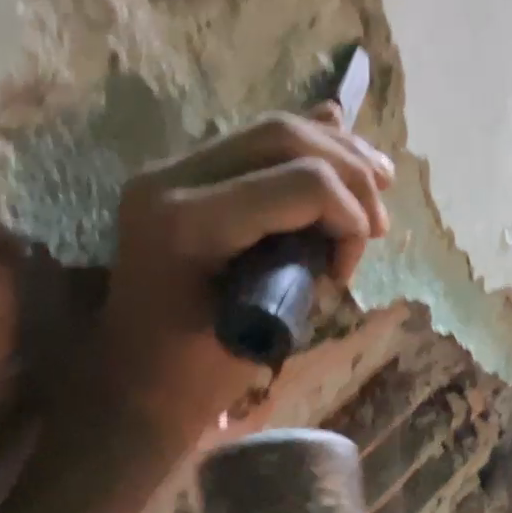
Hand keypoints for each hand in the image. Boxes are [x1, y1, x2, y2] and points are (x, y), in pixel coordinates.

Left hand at [59, 103, 395, 442]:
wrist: (133, 380)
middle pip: (284, 139)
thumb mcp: (260, 334)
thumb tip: (351, 230)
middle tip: (378, 224)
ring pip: (271, 132)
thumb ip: (303, 271)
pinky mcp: (181, 177)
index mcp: (189, 223)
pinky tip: (339, 138)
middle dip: (349, 174)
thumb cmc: (194, 376)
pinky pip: (251, 145)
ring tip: (378, 184)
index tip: (350, 267)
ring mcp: (172, 172)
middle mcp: (173, 179)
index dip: (349, 215)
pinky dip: (302, 146)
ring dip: (334, 154)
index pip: (300, 182)